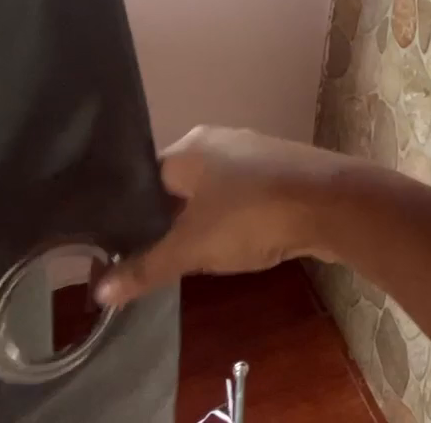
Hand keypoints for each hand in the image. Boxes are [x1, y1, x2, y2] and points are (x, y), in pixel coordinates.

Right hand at [95, 127, 359, 307]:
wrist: (331, 203)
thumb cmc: (252, 216)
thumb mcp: (190, 248)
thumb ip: (145, 267)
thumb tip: (99, 291)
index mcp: (191, 147)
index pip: (142, 180)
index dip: (127, 217)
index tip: (113, 252)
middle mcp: (221, 140)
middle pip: (178, 186)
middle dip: (165, 222)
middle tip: (149, 260)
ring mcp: (255, 152)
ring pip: (213, 192)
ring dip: (202, 222)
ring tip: (187, 258)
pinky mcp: (282, 169)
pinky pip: (244, 196)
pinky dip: (233, 219)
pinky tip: (231, 244)